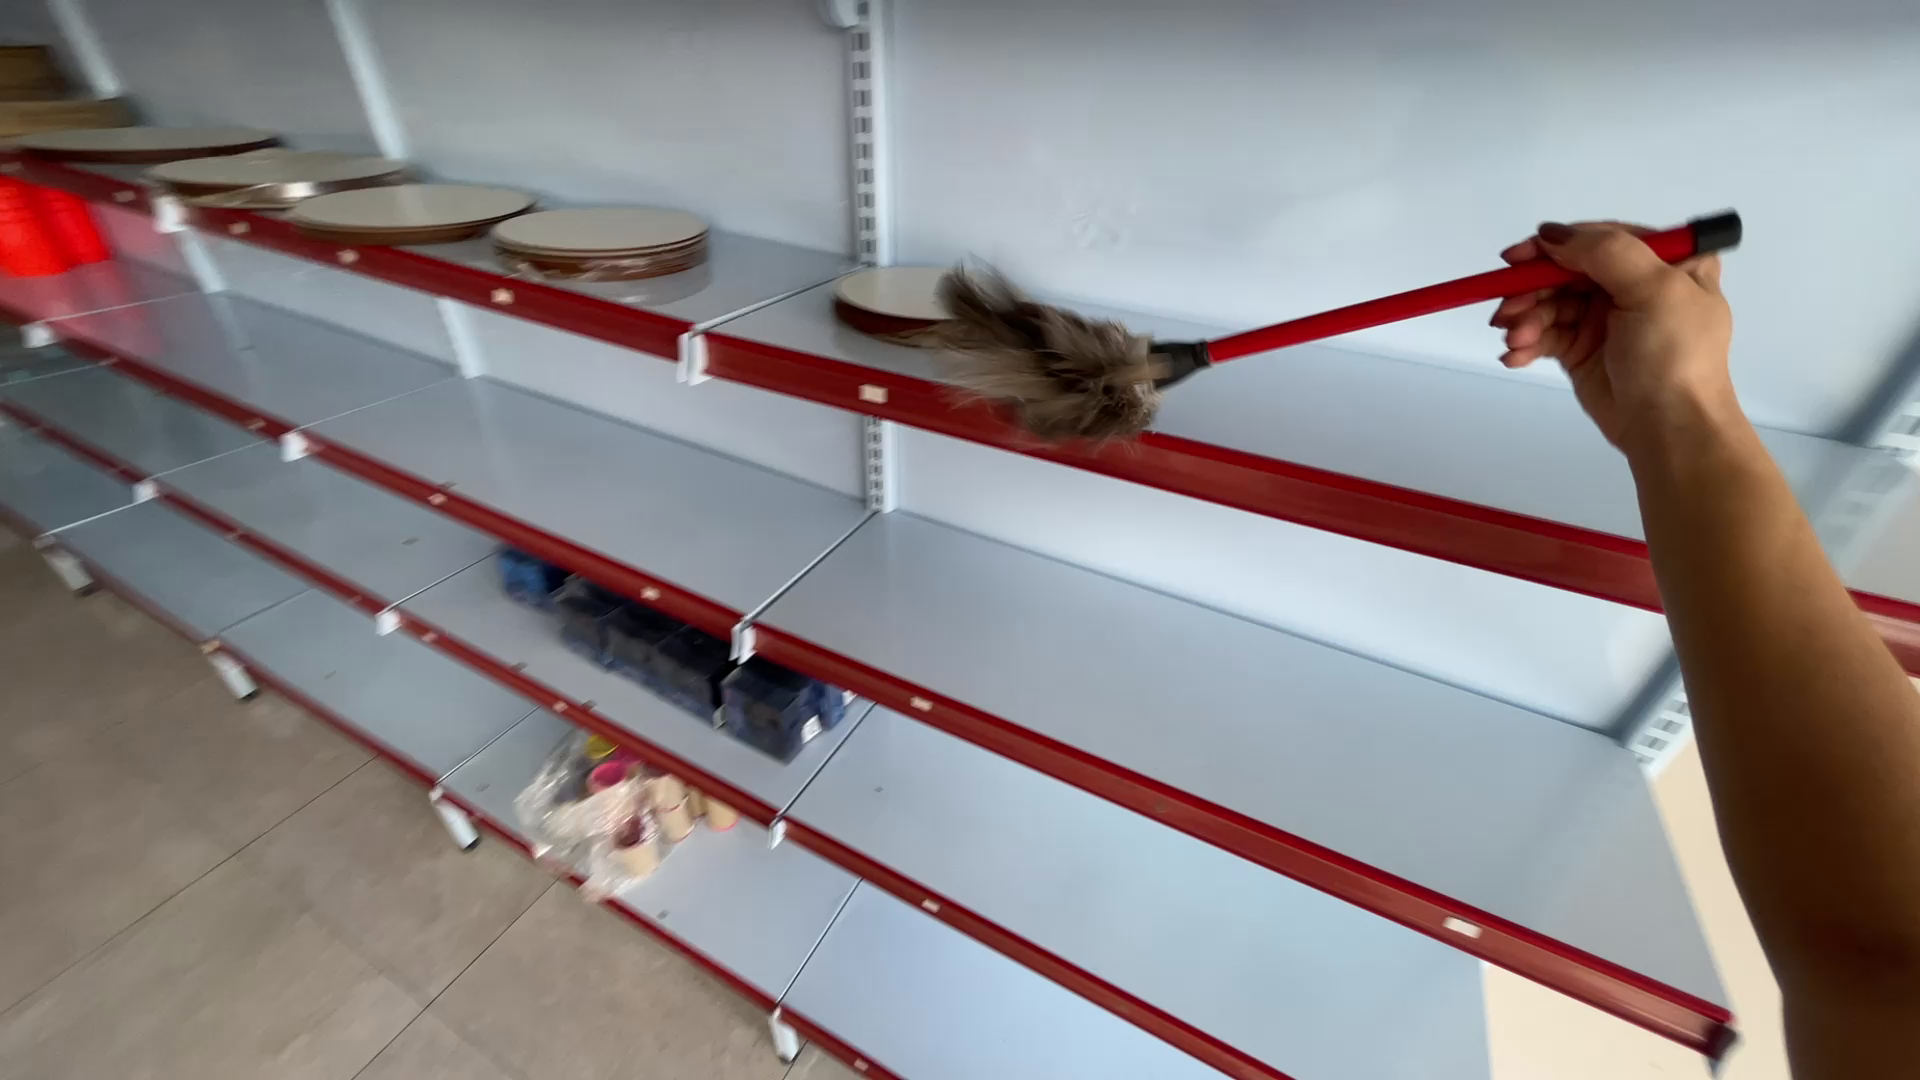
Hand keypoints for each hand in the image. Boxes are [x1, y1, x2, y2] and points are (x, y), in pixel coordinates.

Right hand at [1490, 221, 1737, 453]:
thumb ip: (1606, 254)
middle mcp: (1632, 285)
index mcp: (1665, 262)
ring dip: (1524, 323)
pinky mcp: (1579, 348)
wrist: (1665, 424)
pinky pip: (1542, 336)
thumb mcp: (1652, 290)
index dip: (1554, 246)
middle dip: (1530, 293)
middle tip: (1505, 314)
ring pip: (1547, 306)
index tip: (1513, 260)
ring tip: (1515, 344)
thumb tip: (1551, 233)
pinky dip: (1524, 345)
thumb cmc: (1672, 353)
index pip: (1600, 240)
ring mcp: (1603, 318)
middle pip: (1564, 274)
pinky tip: (1515, 357)